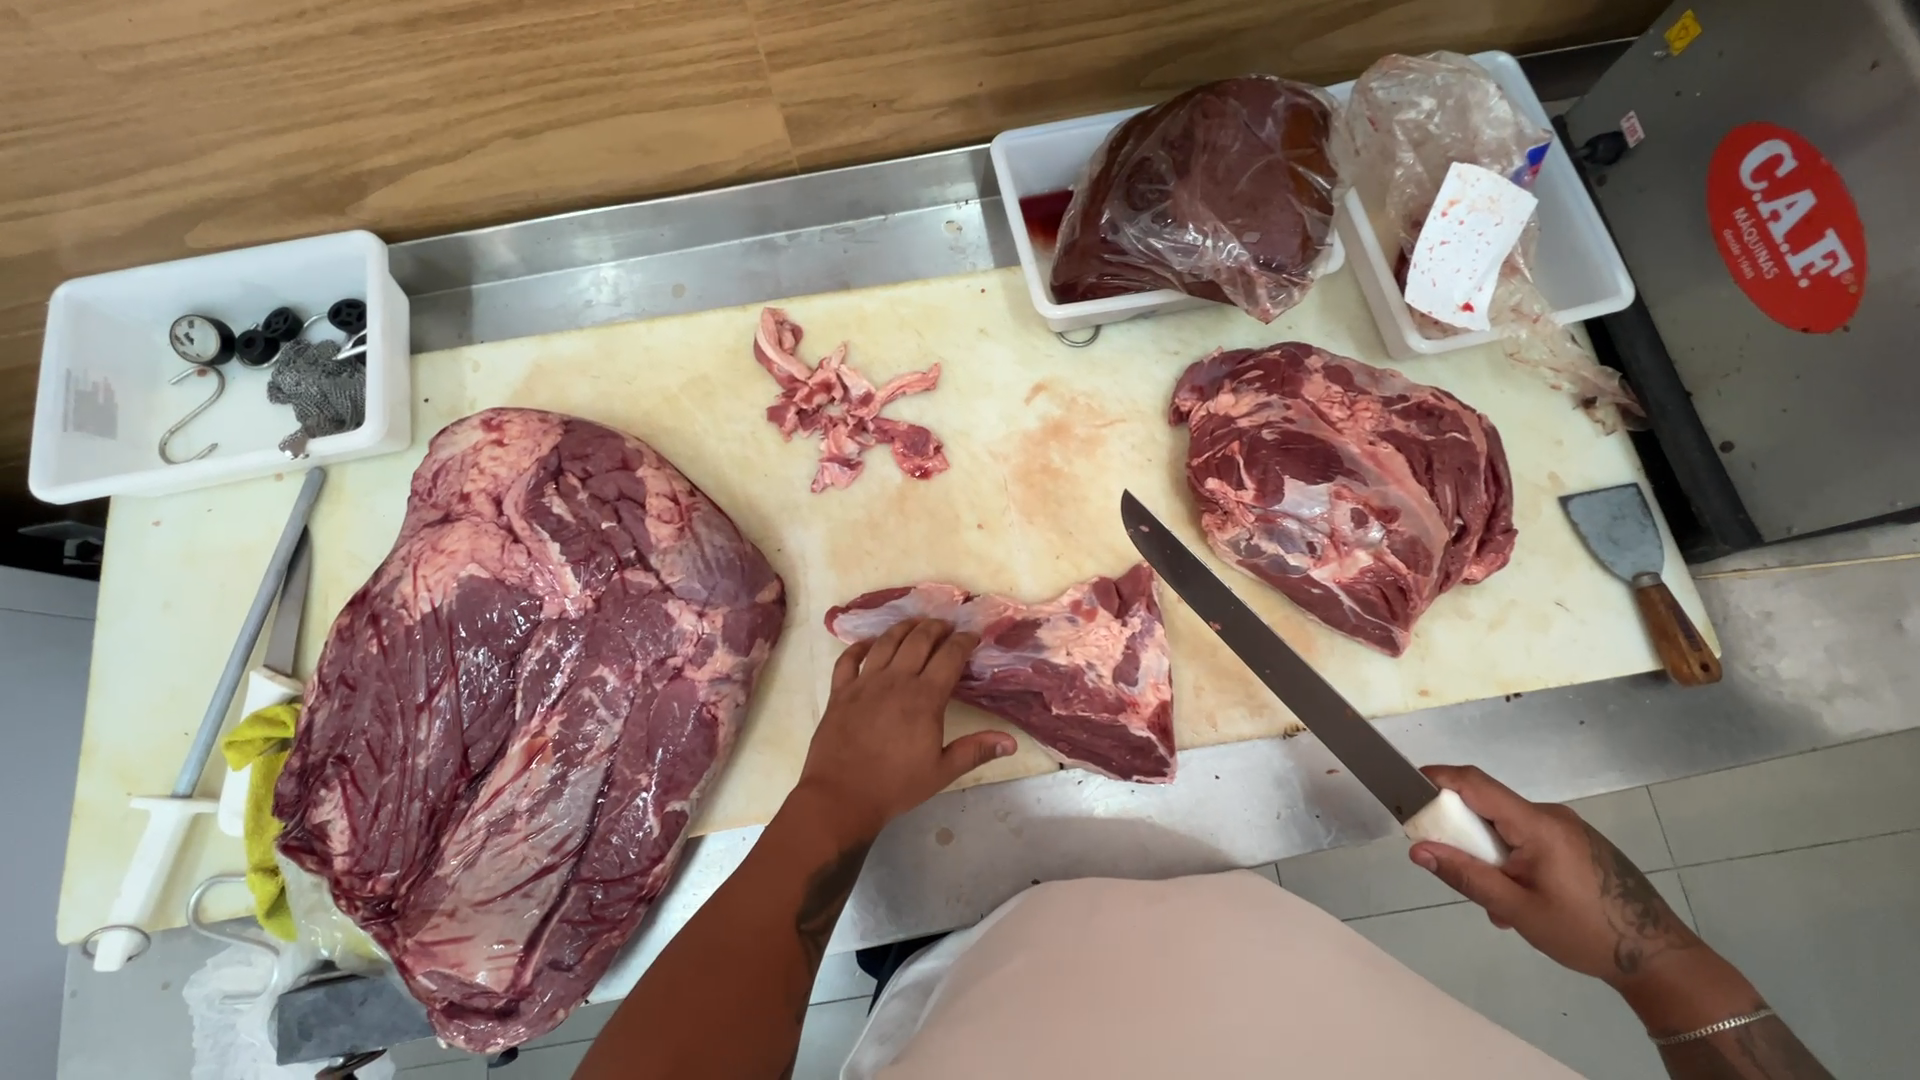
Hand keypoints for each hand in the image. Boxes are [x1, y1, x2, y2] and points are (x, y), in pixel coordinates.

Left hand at [791, 618, 1014, 843]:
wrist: (841, 796)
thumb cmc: (895, 785)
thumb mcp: (941, 771)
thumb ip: (976, 751)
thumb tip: (1011, 742)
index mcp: (924, 697)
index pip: (950, 656)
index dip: (963, 641)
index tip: (972, 636)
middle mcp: (896, 680)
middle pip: (919, 639)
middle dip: (936, 627)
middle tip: (947, 626)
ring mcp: (865, 682)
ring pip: (886, 641)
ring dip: (904, 628)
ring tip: (916, 625)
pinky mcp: (840, 691)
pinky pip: (849, 658)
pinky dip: (860, 646)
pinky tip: (869, 644)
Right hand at [1407, 765, 1705, 991]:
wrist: (1664, 960)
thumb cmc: (1587, 933)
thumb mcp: (1517, 909)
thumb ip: (1465, 876)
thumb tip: (1418, 850)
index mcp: (1538, 825)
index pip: (1476, 783)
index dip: (1438, 777)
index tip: (1406, 784)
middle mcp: (1553, 816)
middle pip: (1489, 806)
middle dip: (1463, 833)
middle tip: (1455, 870)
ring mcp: (1569, 829)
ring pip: (1508, 828)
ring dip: (1490, 855)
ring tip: (1500, 904)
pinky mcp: (1580, 844)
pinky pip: (1530, 839)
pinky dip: (1513, 860)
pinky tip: (1524, 899)